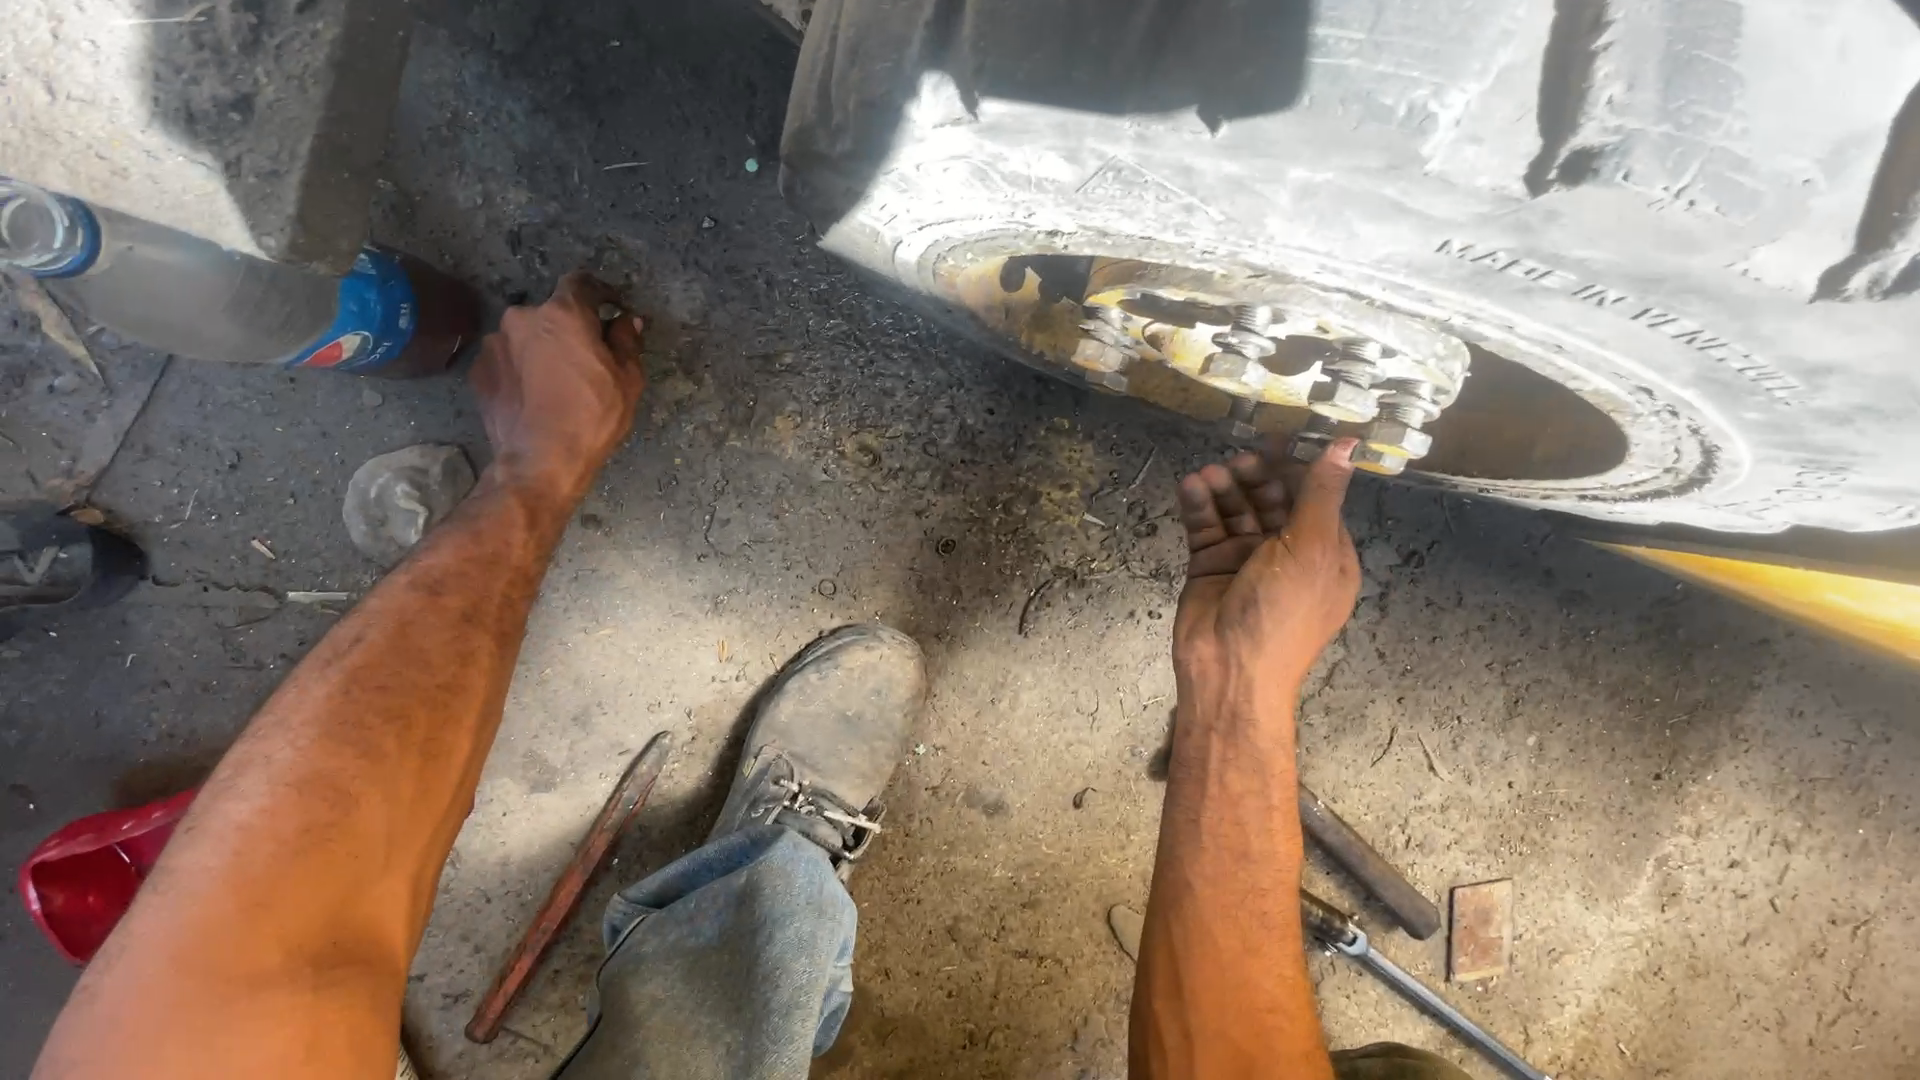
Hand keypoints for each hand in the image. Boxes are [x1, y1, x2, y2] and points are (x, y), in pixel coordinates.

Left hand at [470, 272, 645, 502]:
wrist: (541, 460)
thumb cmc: (594, 416)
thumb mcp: (628, 380)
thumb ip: (627, 342)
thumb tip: (626, 320)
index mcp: (563, 314)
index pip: (581, 283)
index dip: (600, 292)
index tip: (611, 308)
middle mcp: (522, 318)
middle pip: (552, 314)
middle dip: (570, 329)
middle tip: (587, 358)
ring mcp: (493, 344)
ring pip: (526, 337)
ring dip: (542, 350)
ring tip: (557, 382)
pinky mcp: (478, 371)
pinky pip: (506, 361)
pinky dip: (521, 370)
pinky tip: (534, 396)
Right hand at [1172, 437, 1361, 708]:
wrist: (1229, 670)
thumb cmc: (1282, 612)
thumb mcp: (1311, 549)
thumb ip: (1322, 493)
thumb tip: (1349, 443)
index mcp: (1325, 553)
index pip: (1314, 497)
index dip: (1298, 467)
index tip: (1279, 436)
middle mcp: (1287, 553)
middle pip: (1272, 499)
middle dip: (1258, 476)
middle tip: (1240, 457)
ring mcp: (1245, 560)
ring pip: (1236, 510)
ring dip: (1225, 489)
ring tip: (1208, 474)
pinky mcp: (1210, 566)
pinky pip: (1207, 528)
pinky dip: (1200, 506)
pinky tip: (1191, 487)